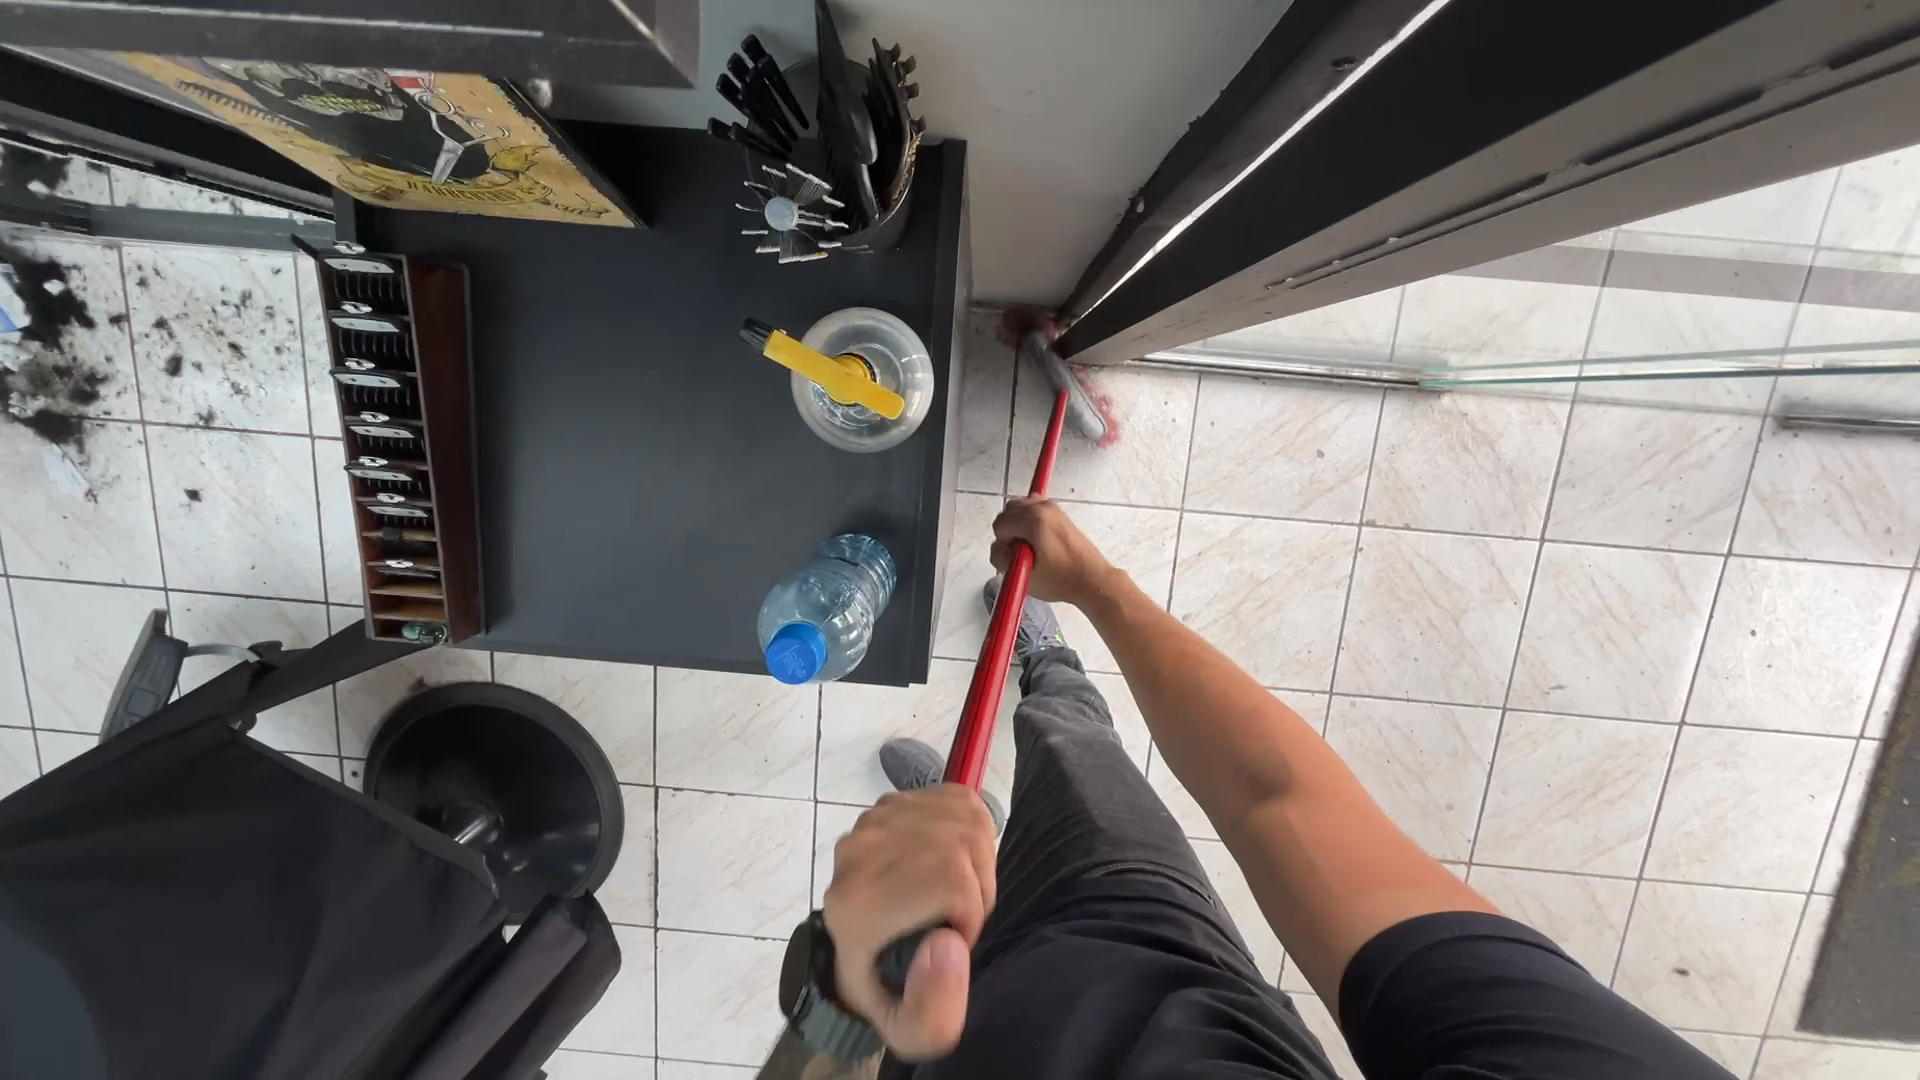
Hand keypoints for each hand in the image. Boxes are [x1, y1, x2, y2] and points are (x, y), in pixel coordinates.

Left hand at [824, 785, 997, 1059]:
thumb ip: (933, 1012)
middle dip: (978, 889)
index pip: (951, 880)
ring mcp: (876, 817)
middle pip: (963, 846)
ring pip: (966, 822)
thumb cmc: (888, 986)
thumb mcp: (909, 1029)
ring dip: (978, 861)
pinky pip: (961, 802)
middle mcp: (861, 850)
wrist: (858, 945)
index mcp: (858, 906)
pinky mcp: (895, 797)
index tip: (952, 943)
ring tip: (953, 891)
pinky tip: (951, 859)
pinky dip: (973, 832)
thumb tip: (949, 944)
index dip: (970, 915)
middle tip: (958, 919)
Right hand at [991, 497, 1115, 606]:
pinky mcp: (1060, 513)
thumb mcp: (1023, 574)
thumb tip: (999, 548)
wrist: (1092, 580)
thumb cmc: (1060, 580)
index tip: (1014, 557)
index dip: (1002, 542)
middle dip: (1008, 530)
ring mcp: (1053, 508)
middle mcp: (1042, 507)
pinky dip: (1030, 520)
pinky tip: (1037, 540)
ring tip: (1029, 547)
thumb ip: (1001, 558)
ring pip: (1021, 507)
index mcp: (1033, 520)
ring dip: (1018, 524)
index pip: (1000, 523)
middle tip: (1019, 552)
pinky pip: (1035, 508)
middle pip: (1009, 510)